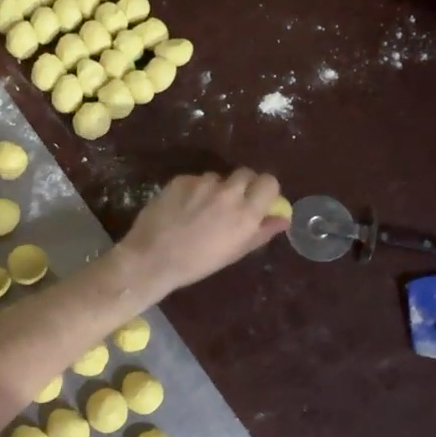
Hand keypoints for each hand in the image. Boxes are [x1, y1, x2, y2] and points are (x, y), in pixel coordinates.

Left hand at [114, 169, 286, 300]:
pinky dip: (193, 190)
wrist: (152, 258)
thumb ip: (261, 232)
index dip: (265, 189)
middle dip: (243, 185)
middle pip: (246, 173)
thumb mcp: (235, 252)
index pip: (269, 182)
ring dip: (215, 188)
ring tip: (200, 209)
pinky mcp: (181, 179)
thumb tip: (283, 218)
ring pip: (218, 177)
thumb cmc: (197, 263)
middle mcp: (228, 192)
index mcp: (246, 213)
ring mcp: (202, 183)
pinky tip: (182, 208)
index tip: (258, 199)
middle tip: (231, 202)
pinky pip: (195, 180)